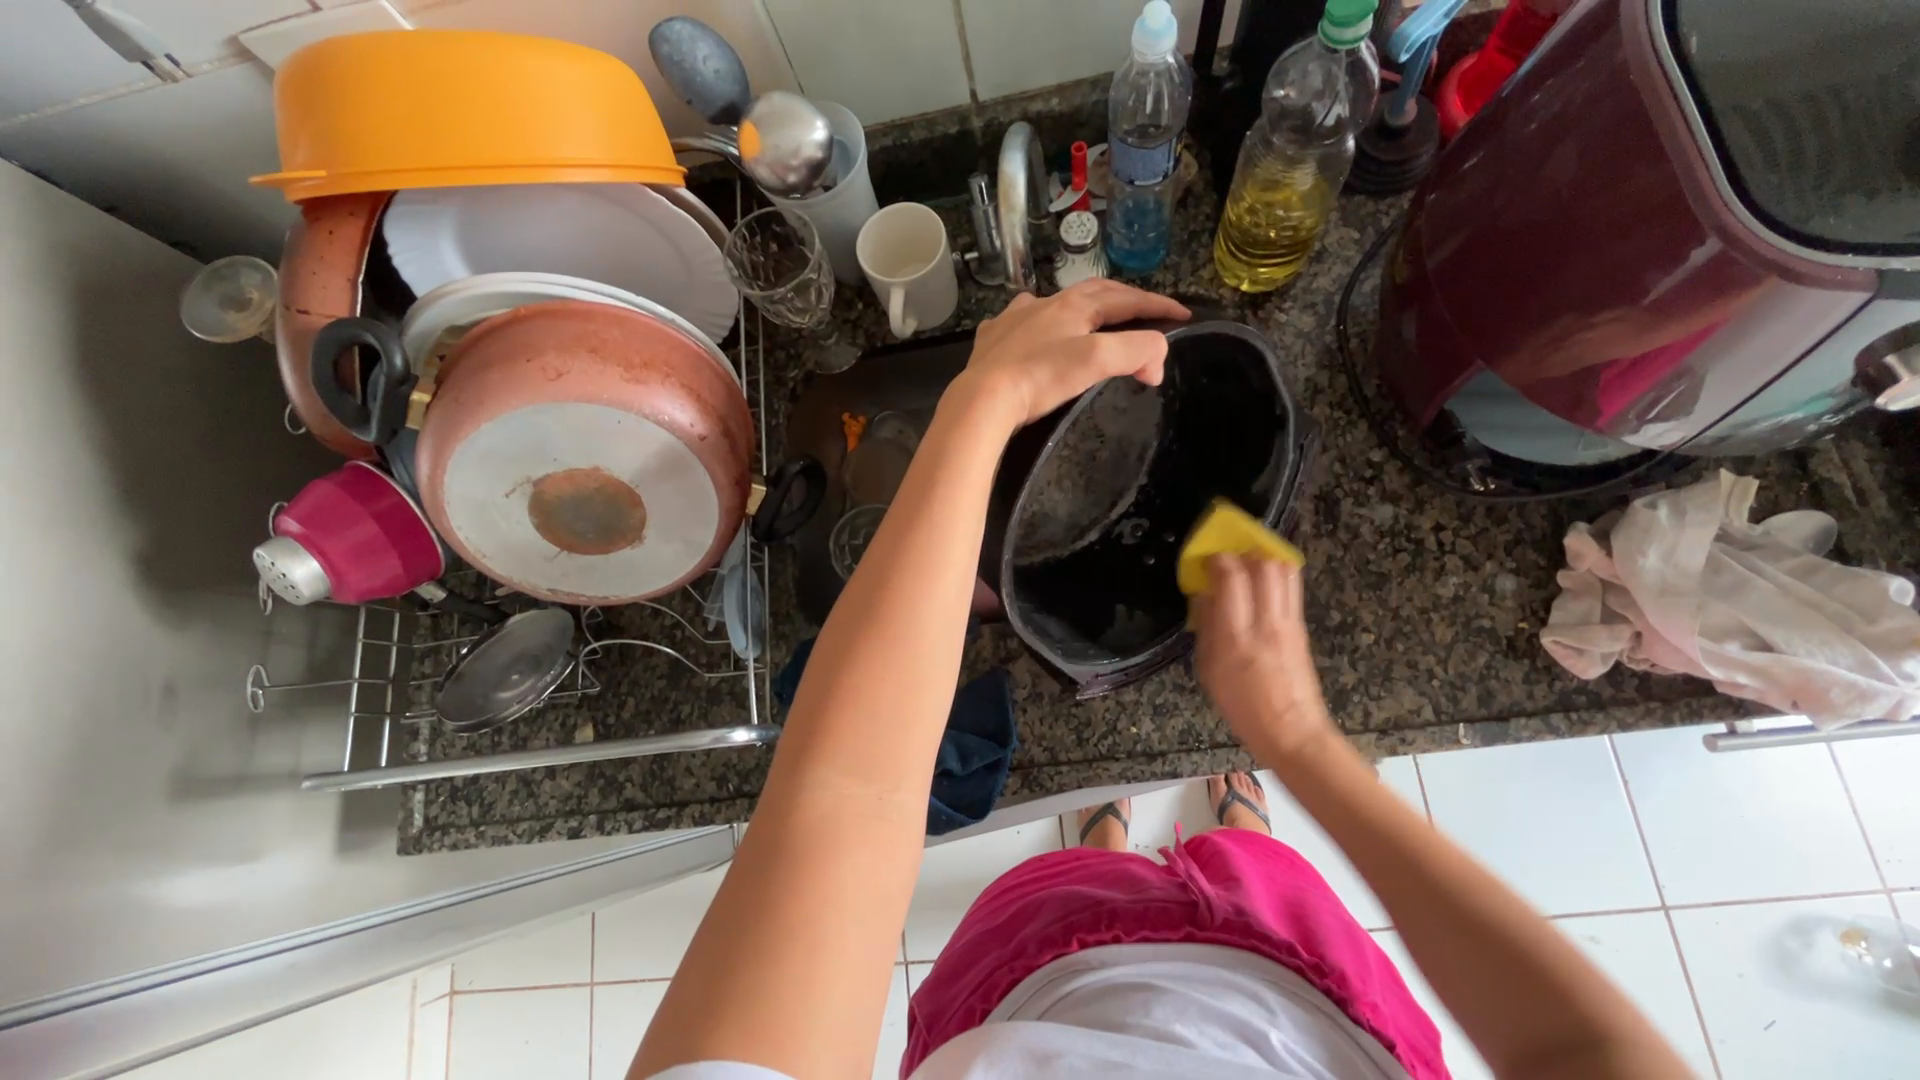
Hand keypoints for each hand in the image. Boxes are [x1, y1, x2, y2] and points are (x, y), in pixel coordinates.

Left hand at [947, 281, 1189, 429]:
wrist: (982, 397)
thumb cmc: (1041, 377)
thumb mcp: (1097, 361)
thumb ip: (1136, 351)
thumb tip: (1156, 358)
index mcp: (1073, 304)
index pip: (1126, 298)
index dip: (1157, 304)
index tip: (1183, 315)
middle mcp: (1043, 303)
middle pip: (1092, 293)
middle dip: (1123, 300)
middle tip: (1144, 313)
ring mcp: (1013, 319)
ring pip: (1054, 304)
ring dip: (1080, 309)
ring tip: (1093, 321)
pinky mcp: (992, 340)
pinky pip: (1020, 323)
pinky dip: (1038, 325)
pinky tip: (1034, 334)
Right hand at [1191, 554, 1338, 762]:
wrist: (1292, 731)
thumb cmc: (1242, 708)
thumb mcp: (1208, 671)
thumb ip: (1206, 628)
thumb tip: (1204, 596)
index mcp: (1236, 636)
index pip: (1232, 576)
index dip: (1217, 559)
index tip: (1205, 561)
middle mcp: (1266, 622)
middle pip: (1263, 563)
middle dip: (1242, 553)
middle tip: (1227, 561)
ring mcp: (1289, 622)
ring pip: (1283, 569)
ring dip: (1262, 559)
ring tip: (1246, 569)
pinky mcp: (1302, 626)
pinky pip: (1291, 586)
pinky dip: (1275, 575)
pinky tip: (1261, 586)